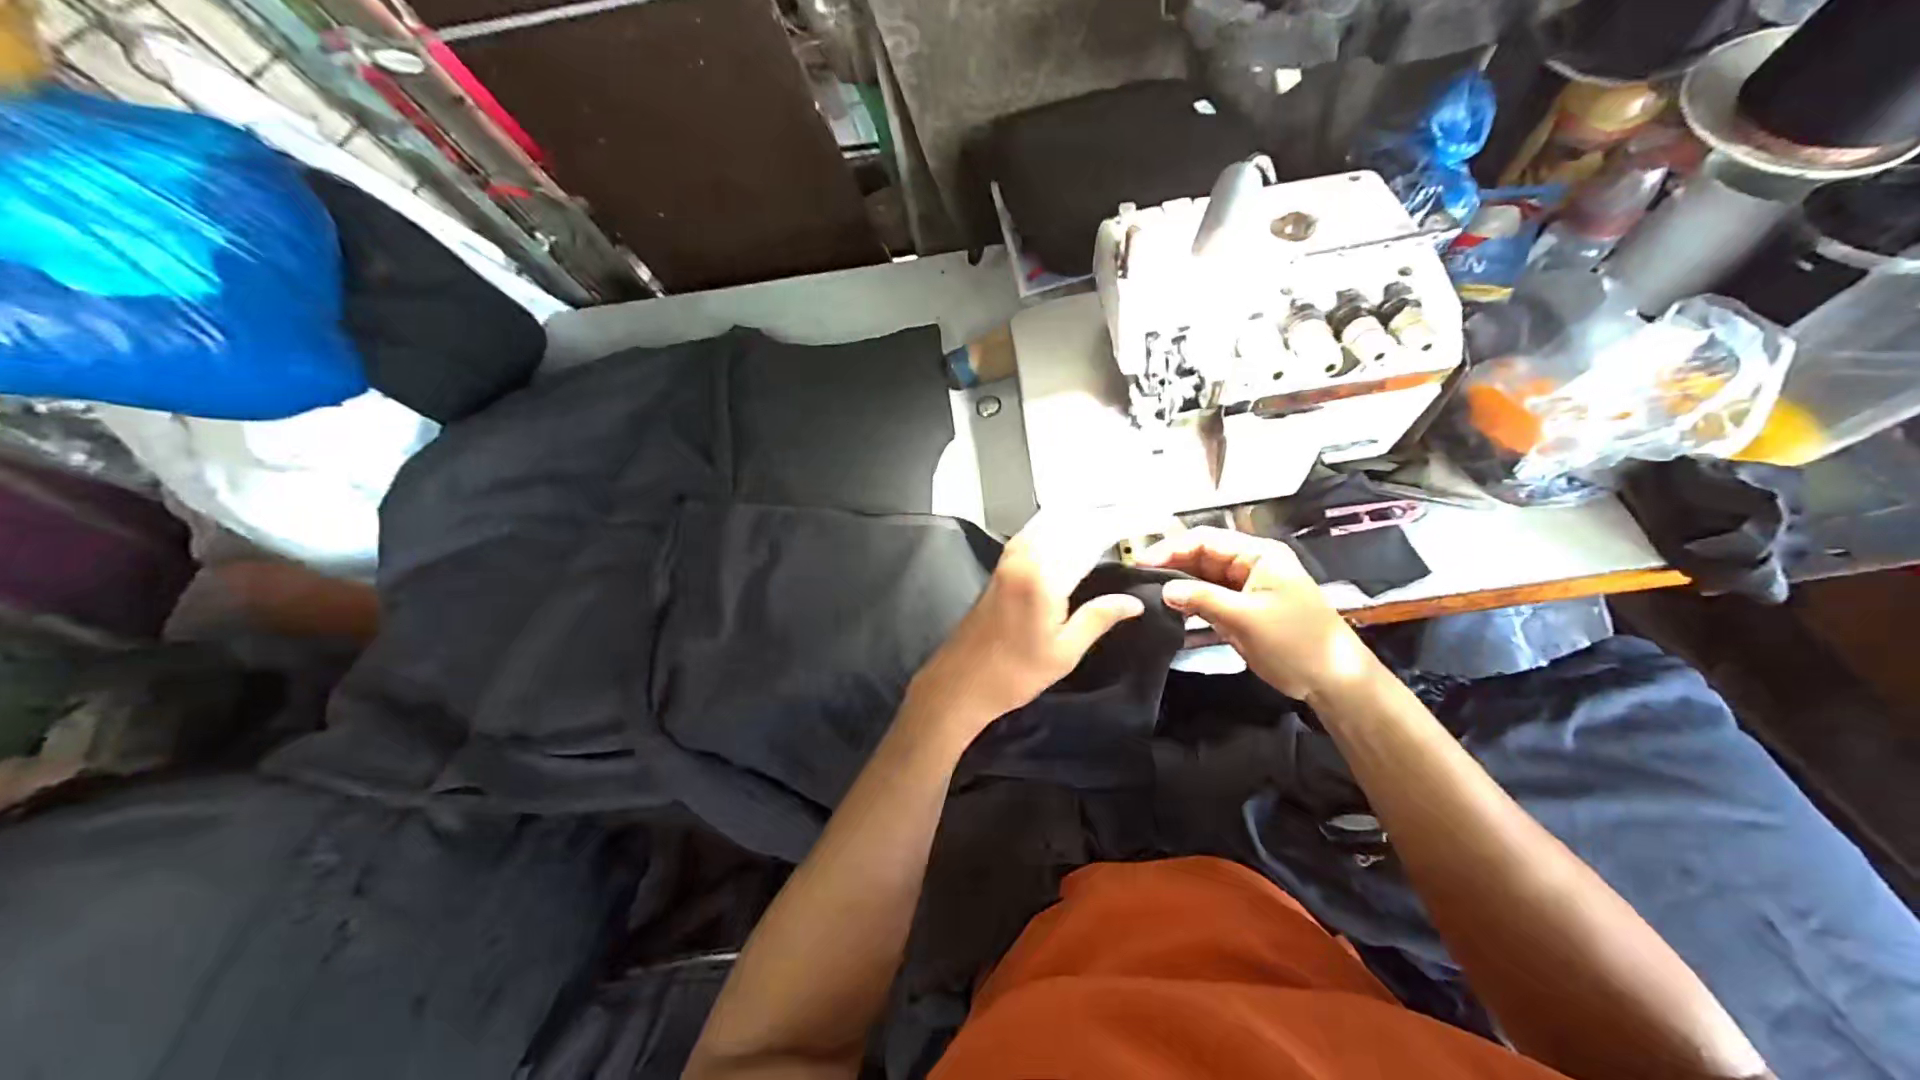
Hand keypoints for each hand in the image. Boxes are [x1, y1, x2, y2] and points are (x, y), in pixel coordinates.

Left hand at [908, 513, 1145, 740]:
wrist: (961, 681)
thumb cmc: (1013, 674)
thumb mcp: (1065, 651)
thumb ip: (1100, 617)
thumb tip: (1133, 602)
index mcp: (1044, 576)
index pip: (1093, 533)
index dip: (1127, 521)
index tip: (1154, 518)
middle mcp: (1025, 556)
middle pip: (1074, 517)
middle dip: (1110, 511)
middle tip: (1142, 515)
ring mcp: (1010, 557)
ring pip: (1053, 517)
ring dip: (1086, 513)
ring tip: (1118, 518)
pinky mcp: (1003, 563)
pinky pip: (1037, 528)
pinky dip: (1062, 522)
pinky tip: (1077, 530)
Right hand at [1137, 527, 1374, 700]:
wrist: (1333, 680)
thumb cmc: (1296, 642)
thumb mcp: (1246, 618)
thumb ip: (1203, 599)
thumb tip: (1166, 590)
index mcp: (1259, 554)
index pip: (1205, 539)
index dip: (1170, 548)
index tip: (1140, 564)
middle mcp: (1251, 564)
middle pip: (1202, 556)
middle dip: (1171, 565)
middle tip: (1138, 579)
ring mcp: (1246, 587)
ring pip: (1203, 578)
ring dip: (1179, 585)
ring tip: (1147, 593)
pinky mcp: (1243, 609)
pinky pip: (1209, 599)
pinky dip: (1190, 603)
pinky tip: (1169, 610)